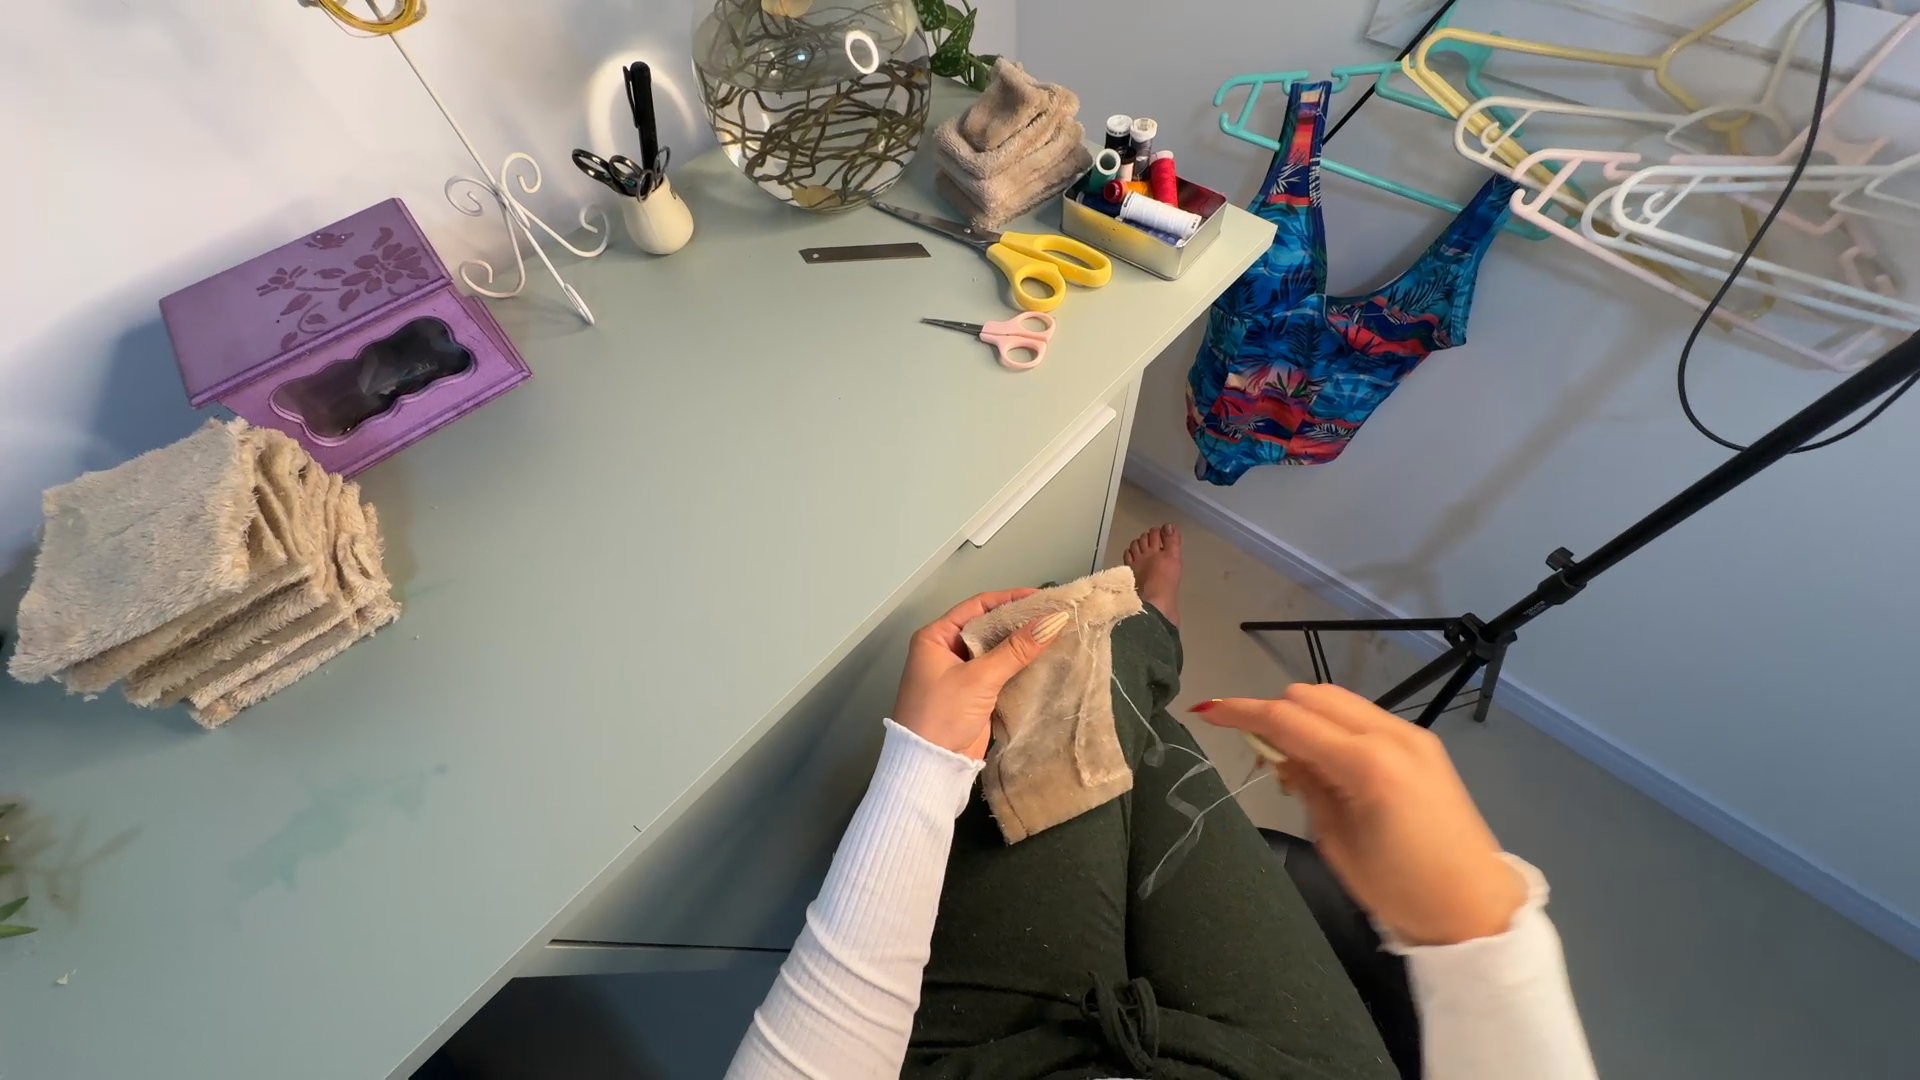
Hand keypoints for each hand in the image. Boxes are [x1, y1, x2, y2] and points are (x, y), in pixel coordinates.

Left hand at [892, 590, 1065, 759]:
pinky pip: (999, 670)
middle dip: (1019, 621)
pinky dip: (1019, 665)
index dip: (1010, 599)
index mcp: (935, 637)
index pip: (977, 607)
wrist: (930, 767)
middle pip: (988, 626)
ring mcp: (960, 672)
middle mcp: (946, 649)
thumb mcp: (980, 678)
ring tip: (1056, 633)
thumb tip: (1053, 619)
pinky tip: (1044, 659)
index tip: (1043, 598)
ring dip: (1021, 643)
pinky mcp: (974, 693)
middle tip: (1055, 615)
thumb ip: (1016, 649)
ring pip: (996, 649)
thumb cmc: (943, 714)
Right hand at [1195, 684, 1525, 945]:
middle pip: (1308, 696)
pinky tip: (1327, 758)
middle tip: (1262, 754)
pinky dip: (1329, 723)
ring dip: (1301, 715)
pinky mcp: (1420, 741)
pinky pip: (1357, 713)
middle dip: (1273, 713)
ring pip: (1332, 698)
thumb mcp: (1333, 840)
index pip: (1287, 720)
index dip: (1241, 713)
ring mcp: (1409, 734)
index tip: (1207, 712)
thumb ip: (1302, 783)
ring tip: (1294, 758)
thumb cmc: (1398, 889)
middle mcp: (1390, 735)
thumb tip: (1277, 752)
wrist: (1476, 911)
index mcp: (1366, 765)